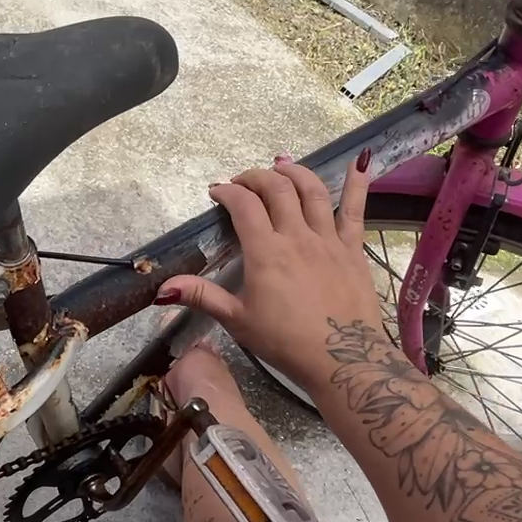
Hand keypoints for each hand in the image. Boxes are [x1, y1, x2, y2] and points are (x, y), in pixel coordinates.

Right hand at [157, 151, 383, 382]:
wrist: (344, 360)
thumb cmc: (285, 342)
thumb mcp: (237, 320)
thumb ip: (202, 296)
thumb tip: (161, 289)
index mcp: (265, 252)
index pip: (243, 206)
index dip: (227, 192)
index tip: (216, 192)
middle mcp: (296, 236)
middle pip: (276, 189)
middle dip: (255, 177)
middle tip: (242, 181)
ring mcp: (328, 239)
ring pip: (311, 191)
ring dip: (294, 173)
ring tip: (281, 166)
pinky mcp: (353, 249)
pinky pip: (355, 210)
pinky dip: (356, 184)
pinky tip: (361, 162)